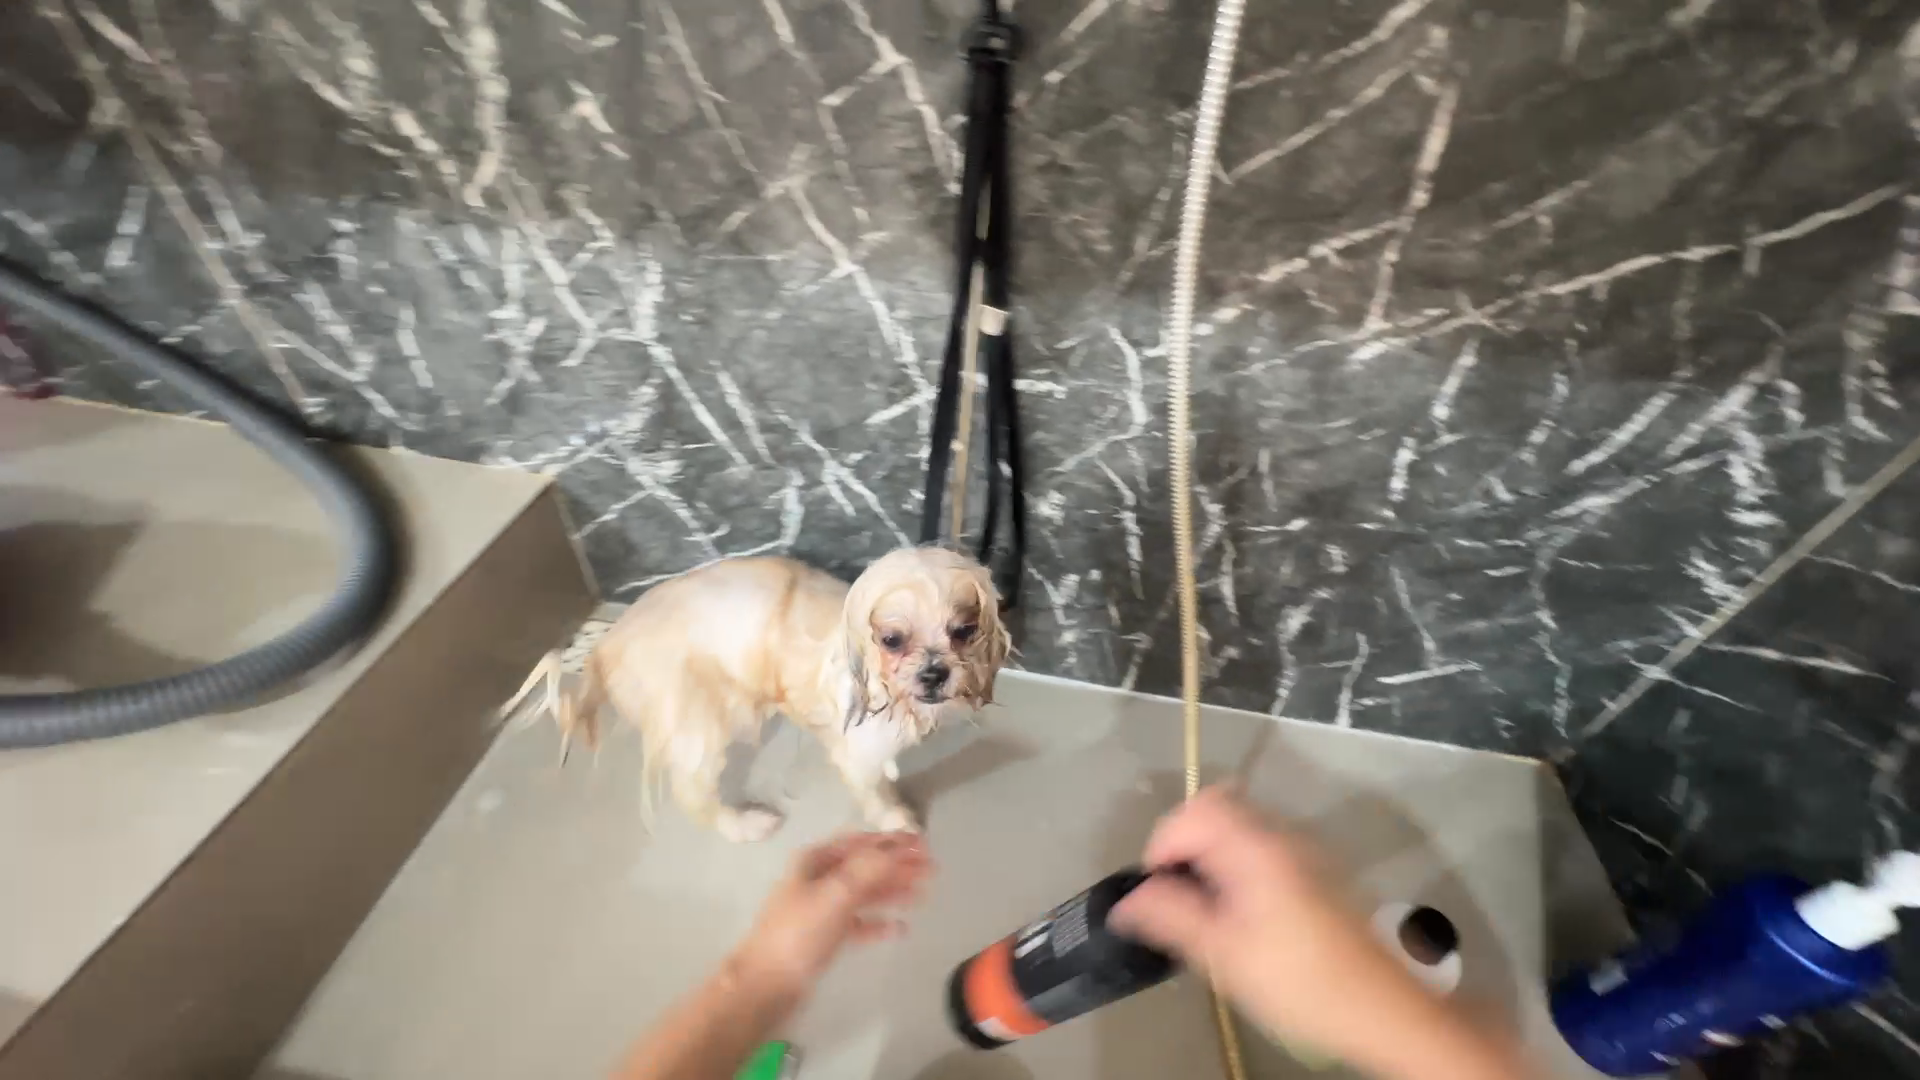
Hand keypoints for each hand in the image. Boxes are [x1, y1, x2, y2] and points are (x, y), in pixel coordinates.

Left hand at [730, 832, 930, 998]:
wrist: (764, 987)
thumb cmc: (797, 933)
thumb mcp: (833, 895)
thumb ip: (867, 870)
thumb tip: (896, 848)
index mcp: (816, 860)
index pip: (860, 842)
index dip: (891, 841)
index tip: (921, 842)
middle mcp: (821, 879)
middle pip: (867, 867)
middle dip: (898, 866)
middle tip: (932, 868)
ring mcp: (824, 908)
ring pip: (866, 894)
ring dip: (894, 891)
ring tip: (924, 894)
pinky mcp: (828, 936)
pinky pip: (860, 923)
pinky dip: (880, 923)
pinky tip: (901, 928)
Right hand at [1111, 788, 1449, 1068]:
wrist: (1387, 1013)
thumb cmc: (1301, 981)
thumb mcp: (1225, 954)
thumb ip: (1171, 917)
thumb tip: (1126, 901)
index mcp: (1254, 846)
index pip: (1193, 811)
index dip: (1164, 842)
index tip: (1156, 885)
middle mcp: (1278, 834)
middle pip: (1215, 806)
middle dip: (1184, 840)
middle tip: (1175, 888)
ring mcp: (1300, 849)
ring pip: (1236, 823)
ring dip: (1209, 849)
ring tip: (1202, 901)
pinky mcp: (1313, 869)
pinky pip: (1258, 842)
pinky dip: (1233, 858)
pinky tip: (1236, 907)